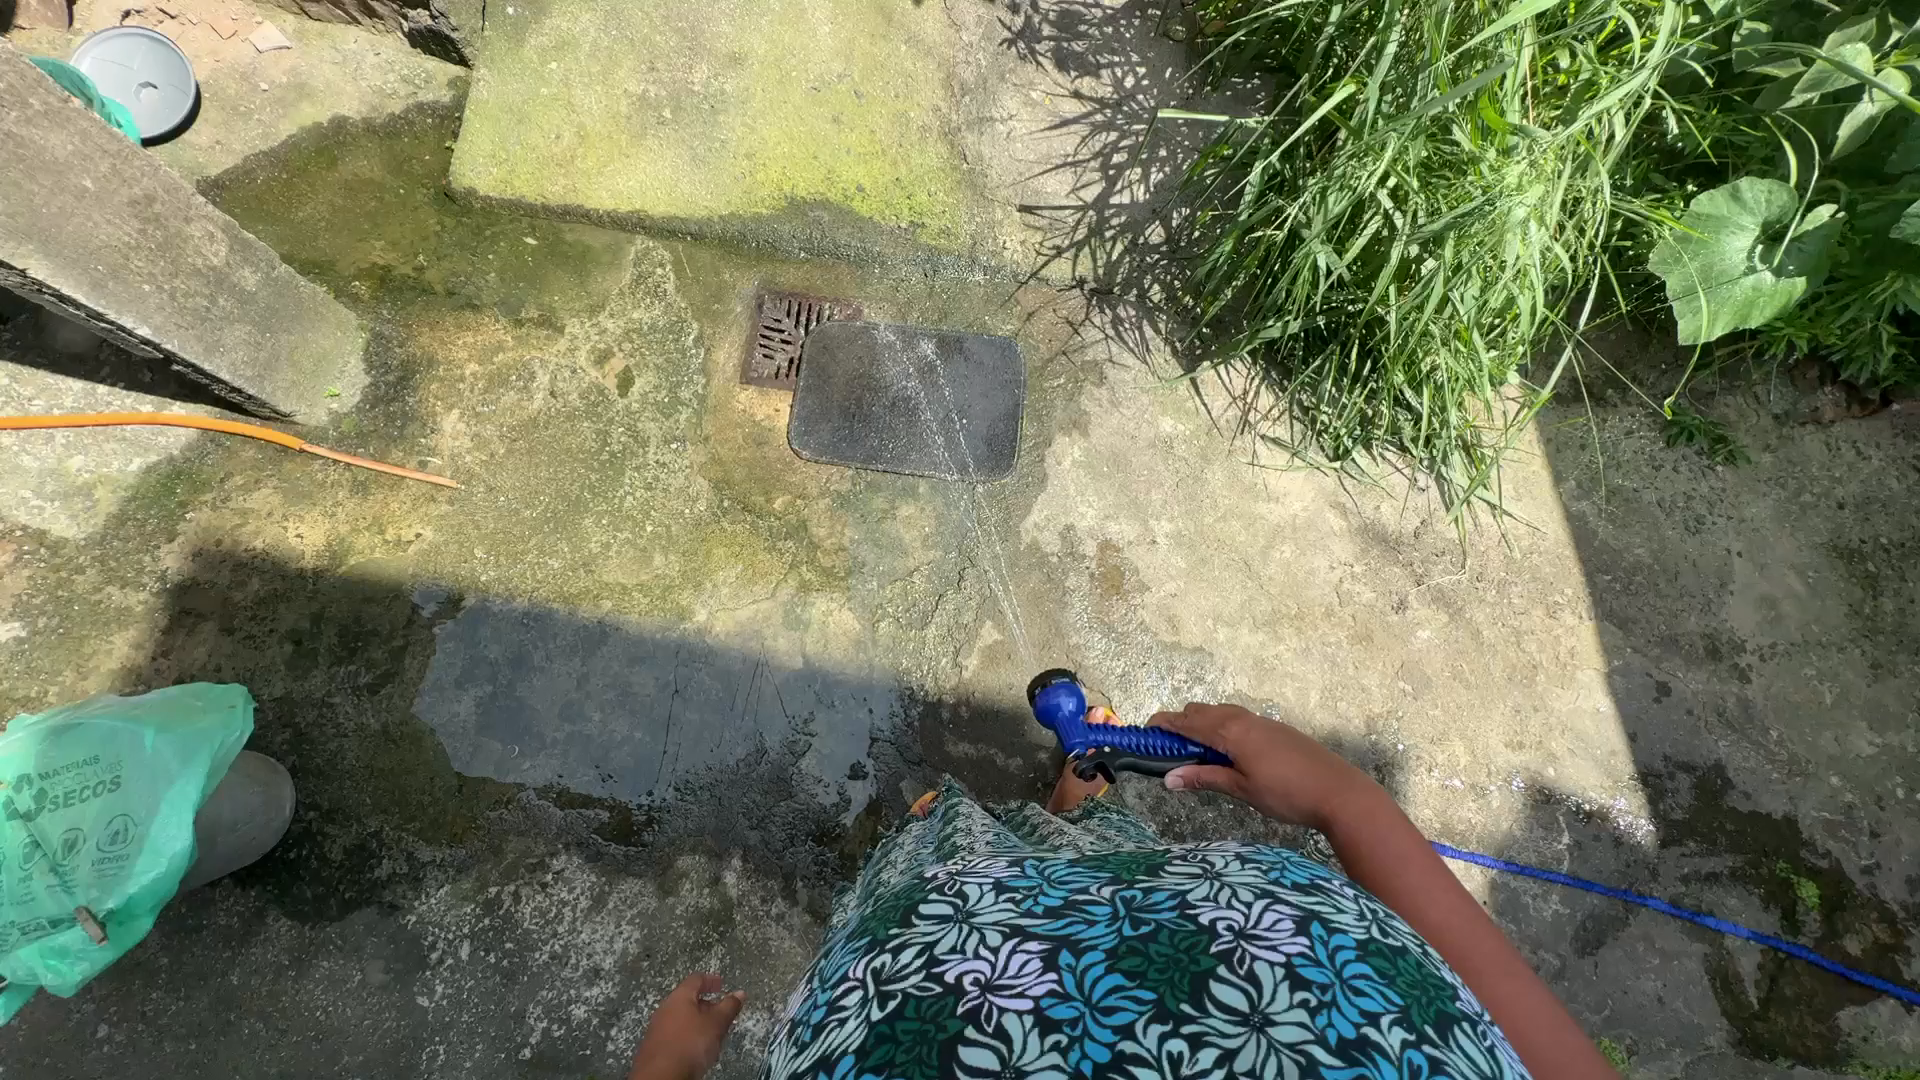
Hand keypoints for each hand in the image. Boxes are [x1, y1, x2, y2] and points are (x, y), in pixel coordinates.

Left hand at [628, 974, 745, 1079]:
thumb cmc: (690, 1044)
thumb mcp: (716, 1024)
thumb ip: (729, 1007)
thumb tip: (740, 993)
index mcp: (679, 997)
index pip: (696, 979)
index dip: (711, 980)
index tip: (722, 984)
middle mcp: (664, 1009)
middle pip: (687, 1000)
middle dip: (706, 1005)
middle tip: (720, 1013)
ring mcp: (656, 1030)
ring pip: (680, 1019)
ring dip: (696, 1023)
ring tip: (711, 1034)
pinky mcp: (653, 1049)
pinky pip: (673, 1035)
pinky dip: (686, 1036)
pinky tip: (695, 1050)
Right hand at [1149, 703, 1380, 830]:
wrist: (1340, 792)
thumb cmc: (1287, 793)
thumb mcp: (1242, 789)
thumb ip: (1204, 778)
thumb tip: (1167, 778)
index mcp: (1229, 730)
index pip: (1185, 721)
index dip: (1162, 725)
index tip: (1144, 734)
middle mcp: (1241, 718)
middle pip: (1199, 710)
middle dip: (1179, 723)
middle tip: (1169, 750)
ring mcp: (1260, 721)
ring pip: (1219, 712)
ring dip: (1201, 725)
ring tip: (1196, 752)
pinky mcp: (1274, 729)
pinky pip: (1236, 718)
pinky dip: (1220, 727)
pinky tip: (1227, 752)